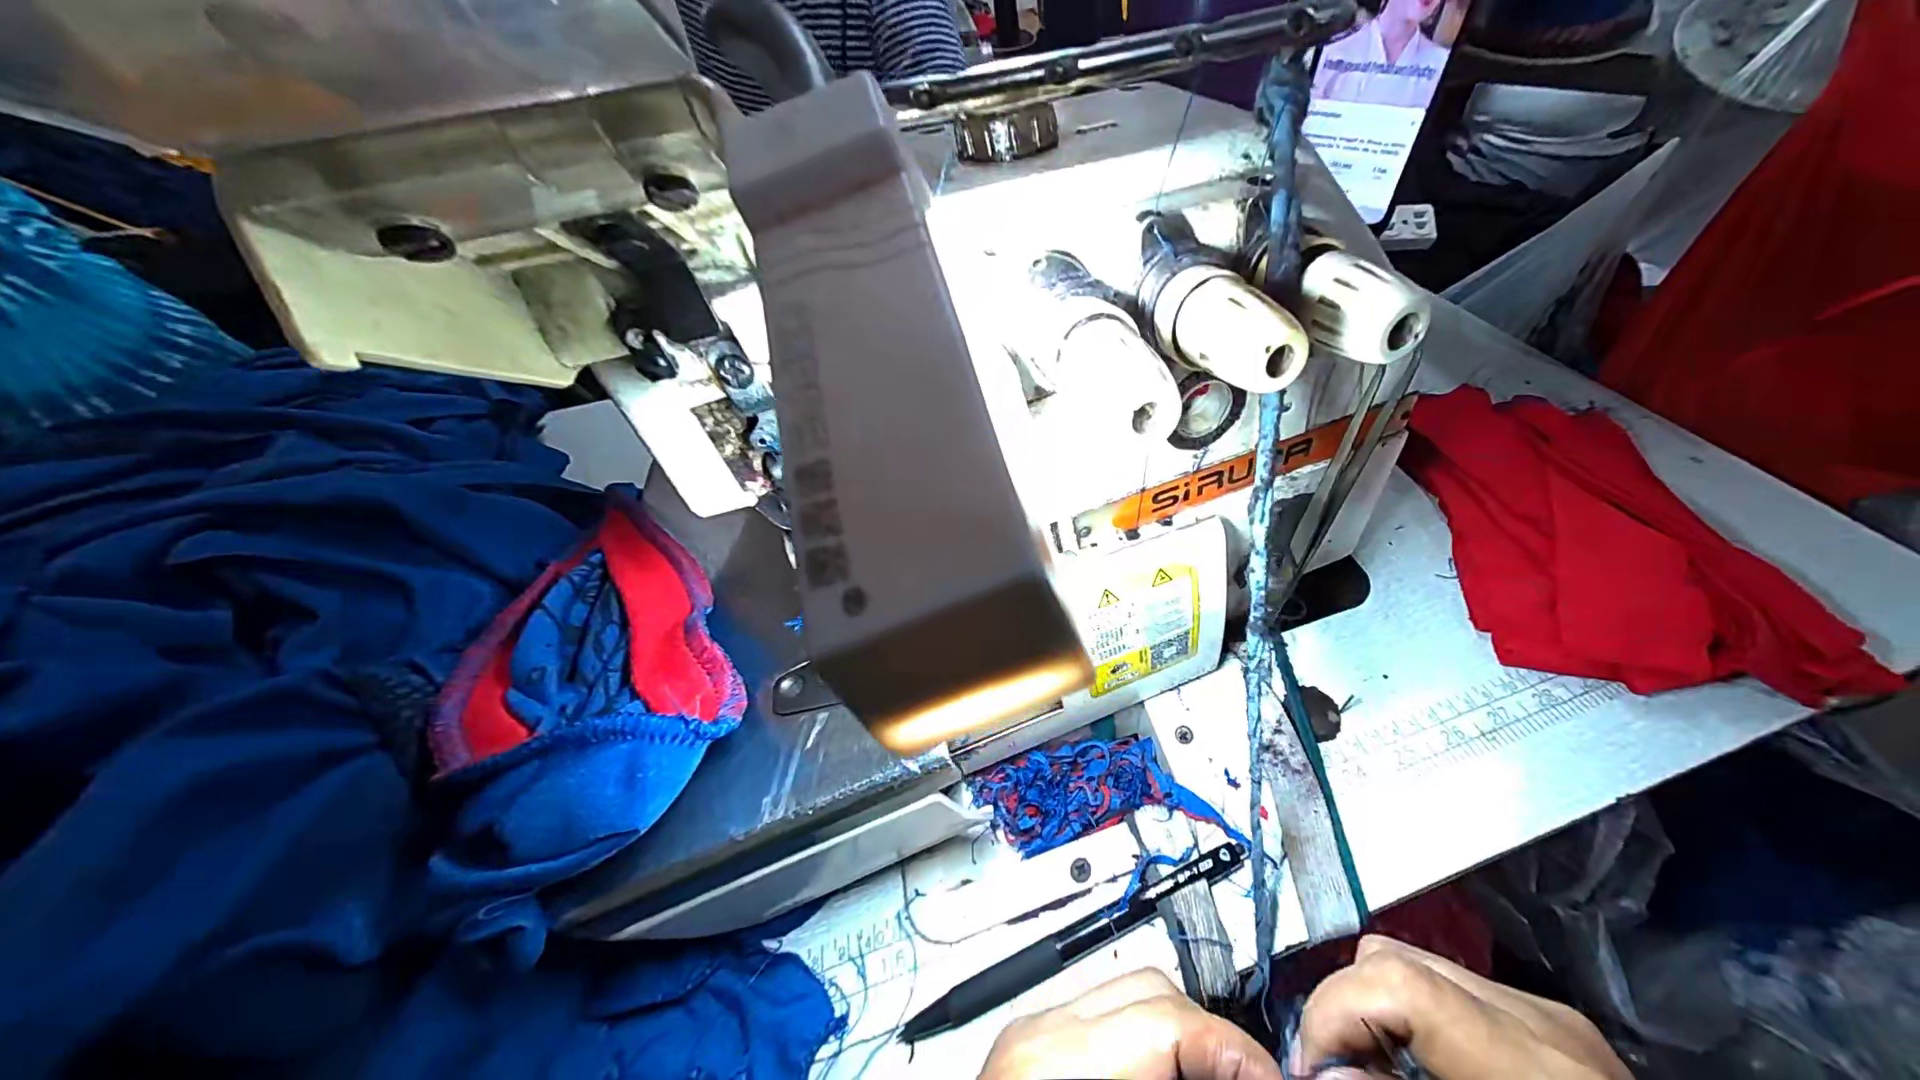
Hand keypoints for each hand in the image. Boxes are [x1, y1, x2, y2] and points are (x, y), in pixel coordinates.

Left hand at [980, 968, 1283, 1079]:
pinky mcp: (1028, 1043)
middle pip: (1152, 990)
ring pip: (1128, 995)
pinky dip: (1142, 1046)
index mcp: (1060, 1063)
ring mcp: (1030, 1032)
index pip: (1170, 1018)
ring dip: (1179, 1038)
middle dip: (1211, 1041)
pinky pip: (1100, 1018)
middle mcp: (1040, 1030)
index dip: (1237, 1054)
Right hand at [1292, 935, 1631, 1079]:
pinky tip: (1422, 1068)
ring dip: (1372, 1007)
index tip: (1312, 1069)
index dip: (1334, 1012)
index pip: (1398, 982)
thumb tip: (1325, 1072)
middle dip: (1342, 1007)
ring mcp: (1548, 1015)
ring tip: (1372, 1067)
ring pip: (1412, 961)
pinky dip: (1412, 1018)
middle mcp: (1538, 1018)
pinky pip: (1449, 989)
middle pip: (1391, 959)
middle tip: (1331, 1070)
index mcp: (1530, 1065)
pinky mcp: (1553, 1025)